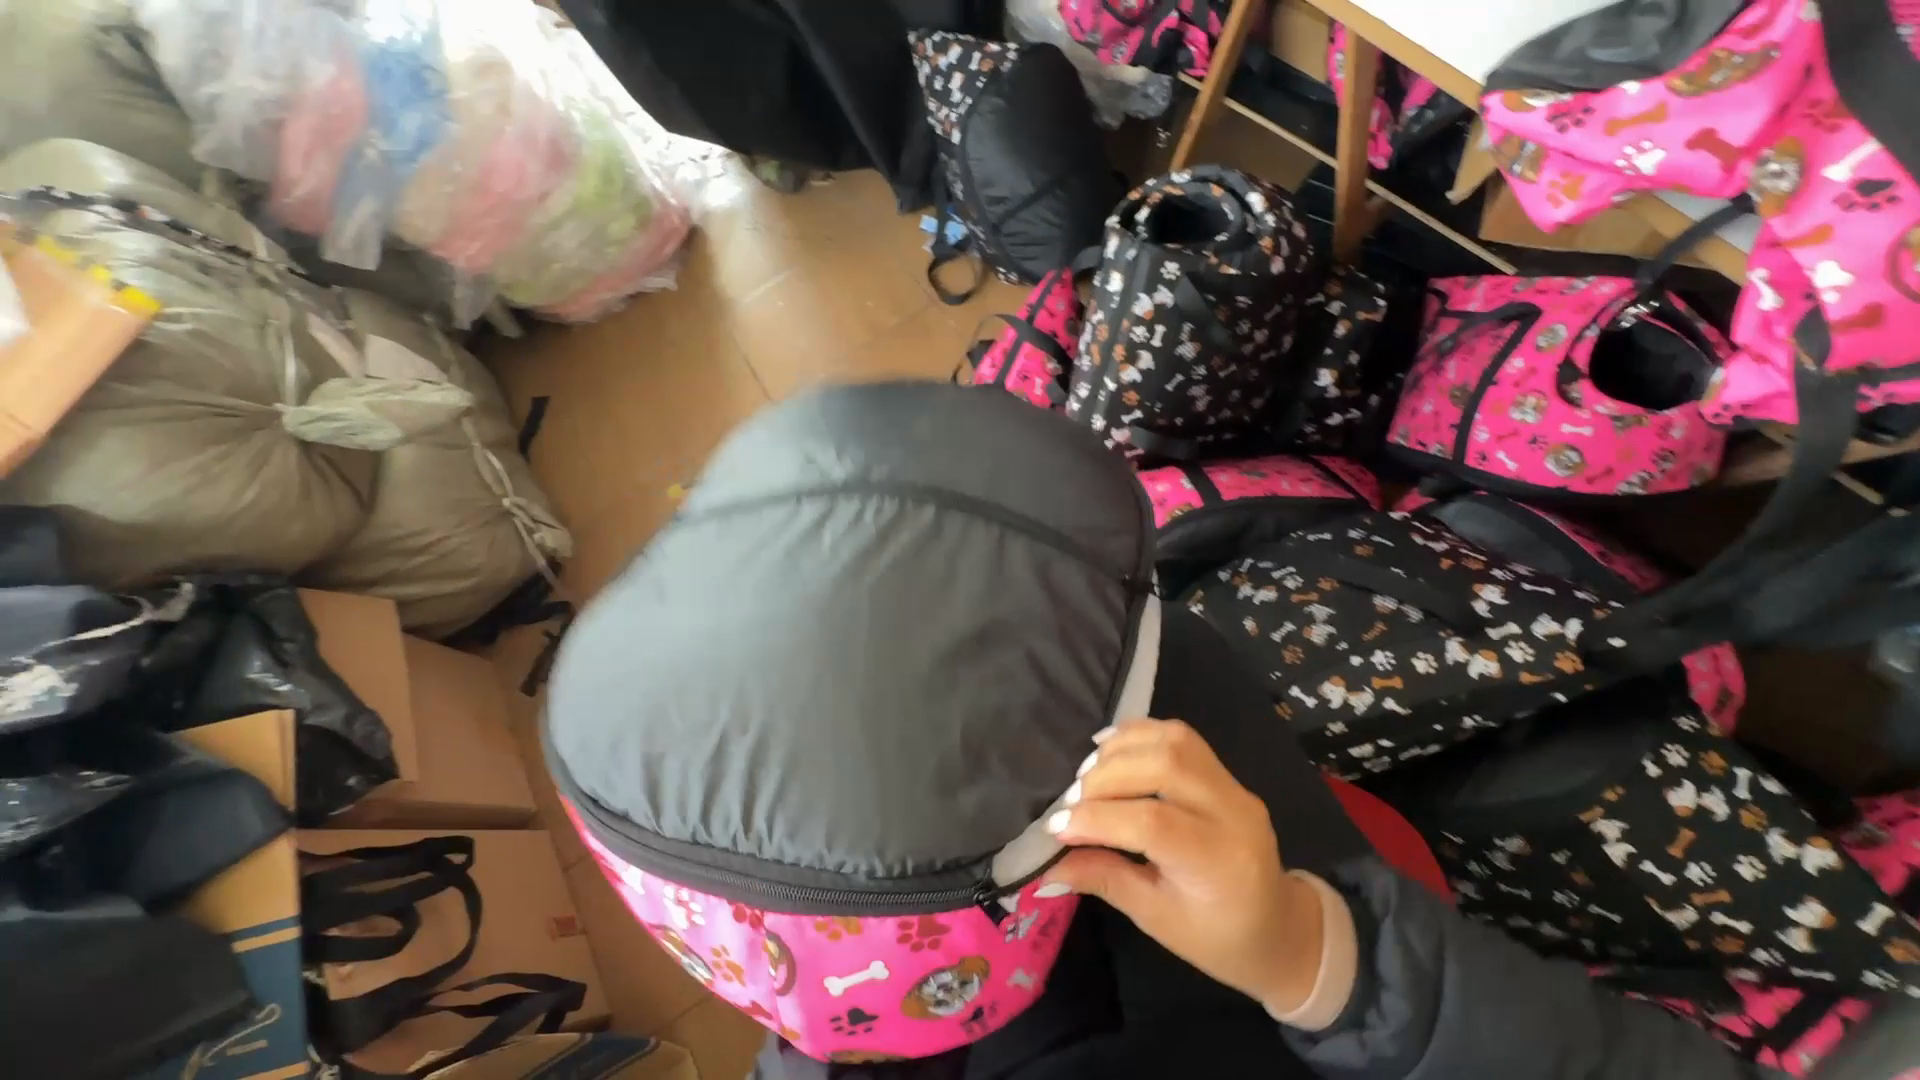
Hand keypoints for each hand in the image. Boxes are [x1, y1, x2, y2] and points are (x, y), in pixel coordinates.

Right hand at [1039, 717, 1325, 1014]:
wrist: (1281, 928)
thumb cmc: (1218, 938)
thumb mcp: (1157, 919)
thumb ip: (1104, 880)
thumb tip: (1046, 867)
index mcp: (1219, 862)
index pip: (1152, 824)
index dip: (1098, 819)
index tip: (1056, 827)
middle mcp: (1233, 813)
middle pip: (1164, 767)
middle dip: (1106, 778)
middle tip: (1070, 801)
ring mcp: (1234, 787)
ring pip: (1174, 741)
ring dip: (1122, 749)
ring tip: (1087, 773)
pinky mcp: (1226, 773)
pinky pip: (1182, 737)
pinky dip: (1140, 734)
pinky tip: (1109, 748)